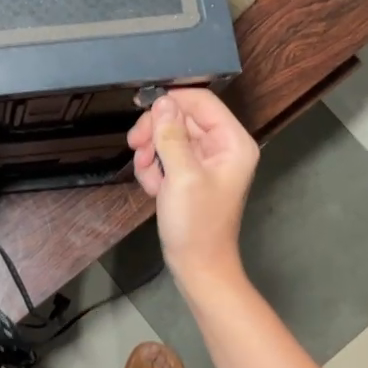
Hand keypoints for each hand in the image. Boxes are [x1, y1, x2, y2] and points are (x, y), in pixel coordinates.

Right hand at [128, 89, 257, 280]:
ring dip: (151, 153)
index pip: (201, 101)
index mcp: (232, 142)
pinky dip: (153, 169)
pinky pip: (166, 156)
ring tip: (147, 177)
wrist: (197, 265)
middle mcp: (222, 147)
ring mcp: (205, 161)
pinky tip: (153, 188)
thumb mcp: (182, 176)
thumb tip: (162, 102)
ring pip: (168, 136)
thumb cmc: (197, 224)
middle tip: (135, 147)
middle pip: (181, 117)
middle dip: (155, 132)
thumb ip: (171, 135)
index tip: (141, 109)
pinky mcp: (189, 174)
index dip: (171, 101)